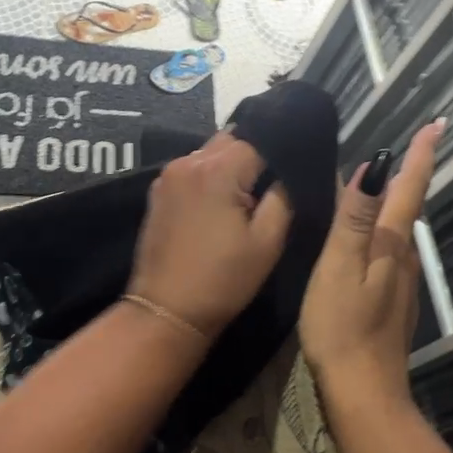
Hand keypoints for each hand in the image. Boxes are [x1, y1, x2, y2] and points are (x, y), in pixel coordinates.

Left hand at [127, 134, 293, 339]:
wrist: (167, 311)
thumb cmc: (222, 279)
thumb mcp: (267, 242)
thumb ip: (283, 198)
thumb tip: (287, 174)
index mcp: (217, 170)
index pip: (259, 141)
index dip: (280, 154)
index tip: (294, 170)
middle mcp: (188, 161)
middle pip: (232, 141)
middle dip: (254, 156)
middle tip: (273, 184)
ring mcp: (168, 175)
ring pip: (210, 152)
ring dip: (230, 166)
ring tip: (250, 194)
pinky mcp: (158, 191)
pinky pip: (193, 169)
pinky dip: (210, 177)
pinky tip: (222, 203)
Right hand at [299, 119, 443, 406]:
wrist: (363, 392)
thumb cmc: (342, 326)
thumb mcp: (339, 267)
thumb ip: (355, 218)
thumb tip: (373, 166)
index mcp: (392, 245)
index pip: (410, 189)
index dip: (422, 155)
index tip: (438, 124)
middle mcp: (405, 259)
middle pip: (409, 207)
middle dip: (410, 174)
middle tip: (411, 144)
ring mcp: (402, 284)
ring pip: (400, 232)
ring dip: (396, 203)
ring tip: (382, 183)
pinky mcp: (392, 303)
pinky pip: (389, 254)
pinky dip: (383, 233)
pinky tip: (367, 240)